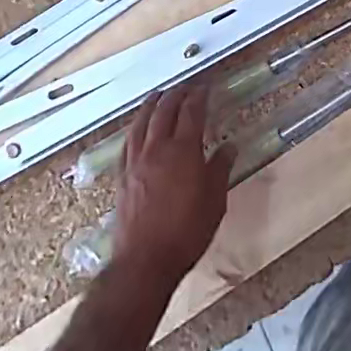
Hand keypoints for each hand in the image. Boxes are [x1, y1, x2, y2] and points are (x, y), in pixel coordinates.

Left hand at [110, 84, 236, 277]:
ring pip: (141, 124)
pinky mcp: (122, 179)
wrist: (144, 263)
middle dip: (176, 95)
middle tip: (185, 87)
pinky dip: (135, 129)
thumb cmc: (187, 231)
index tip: (206, 87)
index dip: (199, 96)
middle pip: (164, 112)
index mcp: (183, 151)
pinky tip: (137, 129)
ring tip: (158, 95)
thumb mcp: (215, 200)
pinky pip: (127, 144)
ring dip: (151, 106)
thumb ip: (220, 169)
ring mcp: (136, 164)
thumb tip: (228, 148)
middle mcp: (157, 150)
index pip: (192, 112)